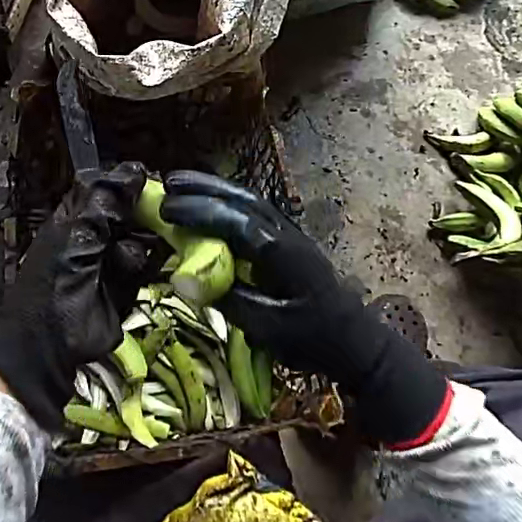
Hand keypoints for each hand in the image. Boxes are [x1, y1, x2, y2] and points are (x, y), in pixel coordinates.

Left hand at [0, 162, 150, 429]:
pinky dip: (143, 267)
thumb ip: (107, 203)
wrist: (50, 346)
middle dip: (144, 213)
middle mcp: (97, 233)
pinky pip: (146, 265)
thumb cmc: (53, 285)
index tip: (152, 181)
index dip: (129, 183)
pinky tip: (133, 272)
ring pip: (144, 237)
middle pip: (132, 211)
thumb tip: (135, 169)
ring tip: (128, 257)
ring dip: (141, 244)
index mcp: (77, 216)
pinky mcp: (128, 284)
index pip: (108, 188)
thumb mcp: (78, 236)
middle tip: (158, 215)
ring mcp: (113, 259)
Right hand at [159, 171, 448, 445]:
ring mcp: (289, 233)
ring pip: (249, 201)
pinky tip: (209, 203)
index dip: (201, 212)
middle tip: (167, 182)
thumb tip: (184, 279)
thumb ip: (229, 299)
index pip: (237, 222)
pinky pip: (254, 211)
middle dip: (204, 189)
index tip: (167, 210)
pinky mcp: (287, 239)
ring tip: (181, 184)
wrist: (354, 339)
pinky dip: (227, 201)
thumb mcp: (269, 329)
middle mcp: (287, 233)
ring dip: (215, 190)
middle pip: (243, 201)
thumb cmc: (313, 338)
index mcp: (284, 253)